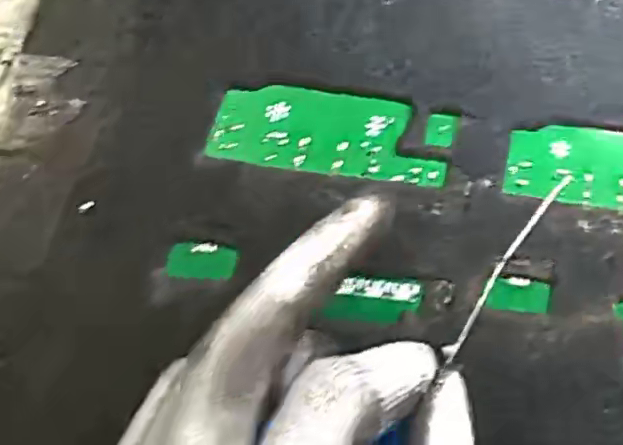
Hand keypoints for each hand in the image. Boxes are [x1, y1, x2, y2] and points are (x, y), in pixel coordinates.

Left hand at [119, 196, 474, 444]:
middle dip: (313, 265)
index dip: (388, 370)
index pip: (326, 401)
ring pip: (209, 356)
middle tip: (368, 222)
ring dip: (283, 341)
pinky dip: (237, 378)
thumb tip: (446, 387)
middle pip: (240, 341)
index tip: (431, 368)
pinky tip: (270, 396)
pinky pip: (176, 395)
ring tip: (327, 371)